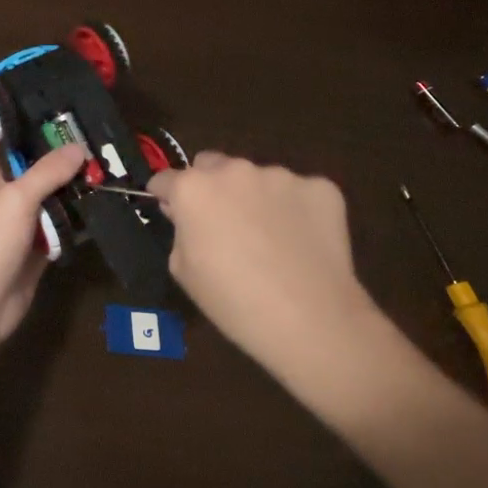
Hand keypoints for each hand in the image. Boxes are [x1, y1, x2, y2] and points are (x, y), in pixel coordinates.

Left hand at [0, 142, 85, 348]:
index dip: (3, 126)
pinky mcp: (36, 251)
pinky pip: (59, 229)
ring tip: (104, 165)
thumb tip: (78, 146)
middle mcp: (2, 198)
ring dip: (69, 188)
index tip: (33, 108)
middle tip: (88, 137)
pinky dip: (75, 221)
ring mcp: (20, 226)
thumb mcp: (16, 198)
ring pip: (47, 199)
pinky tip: (100, 206)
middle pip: (26, 170)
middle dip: (52, 155)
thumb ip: (46, 172)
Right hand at [148, 153, 380, 365]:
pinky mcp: (320, 187)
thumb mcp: (183, 272)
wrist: (311, 321)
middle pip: (212, 166)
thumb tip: (188, 216)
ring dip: (256, 197)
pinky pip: (298, 193)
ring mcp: (280, 175)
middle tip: (224, 224)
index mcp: (193, 188)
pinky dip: (296, 209)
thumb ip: (180, 231)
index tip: (174, 212)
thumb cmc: (234, 302)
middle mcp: (234, 170)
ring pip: (258, 178)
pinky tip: (303, 242)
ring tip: (271, 238)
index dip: (167, 196)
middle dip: (212, 187)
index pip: (166, 179)